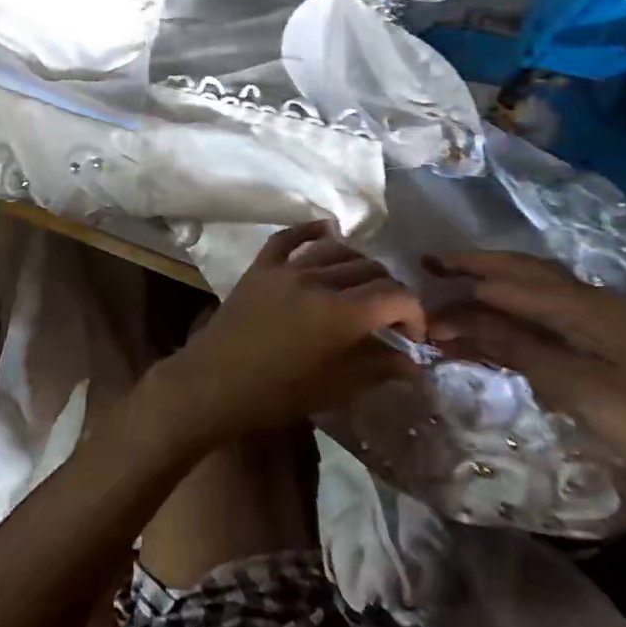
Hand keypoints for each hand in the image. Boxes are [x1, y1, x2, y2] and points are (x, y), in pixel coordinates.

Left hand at [150, 221, 426, 447]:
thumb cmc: (275, 396)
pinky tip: (326, 230)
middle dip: (390, 290)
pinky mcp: (260, 267)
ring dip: (359, 263)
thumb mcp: (333, 388)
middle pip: (369, 269)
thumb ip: (377, 368)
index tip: (414, 334)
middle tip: (390, 315)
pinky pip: (290, 238)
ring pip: (336, 250)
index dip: (414, 312)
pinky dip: (311, 231)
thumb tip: (413, 361)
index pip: (394, 296)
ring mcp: (286, 269)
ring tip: (365, 283)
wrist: (211, 385)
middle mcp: (317, 280)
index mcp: (340, 313)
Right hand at [426, 251, 625, 526]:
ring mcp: (621, 323)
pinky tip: (516, 331)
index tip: (417, 296)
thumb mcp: (596, 396)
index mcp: (592, 308)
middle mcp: (602, 302)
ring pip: (544, 294)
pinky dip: (525, 316)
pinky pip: (561, 317)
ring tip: (459, 298)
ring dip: (498, 291)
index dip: (462, 287)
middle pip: (526, 272)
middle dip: (476, 266)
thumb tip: (464, 319)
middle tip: (430, 268)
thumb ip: (528, 352)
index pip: (509, 284)